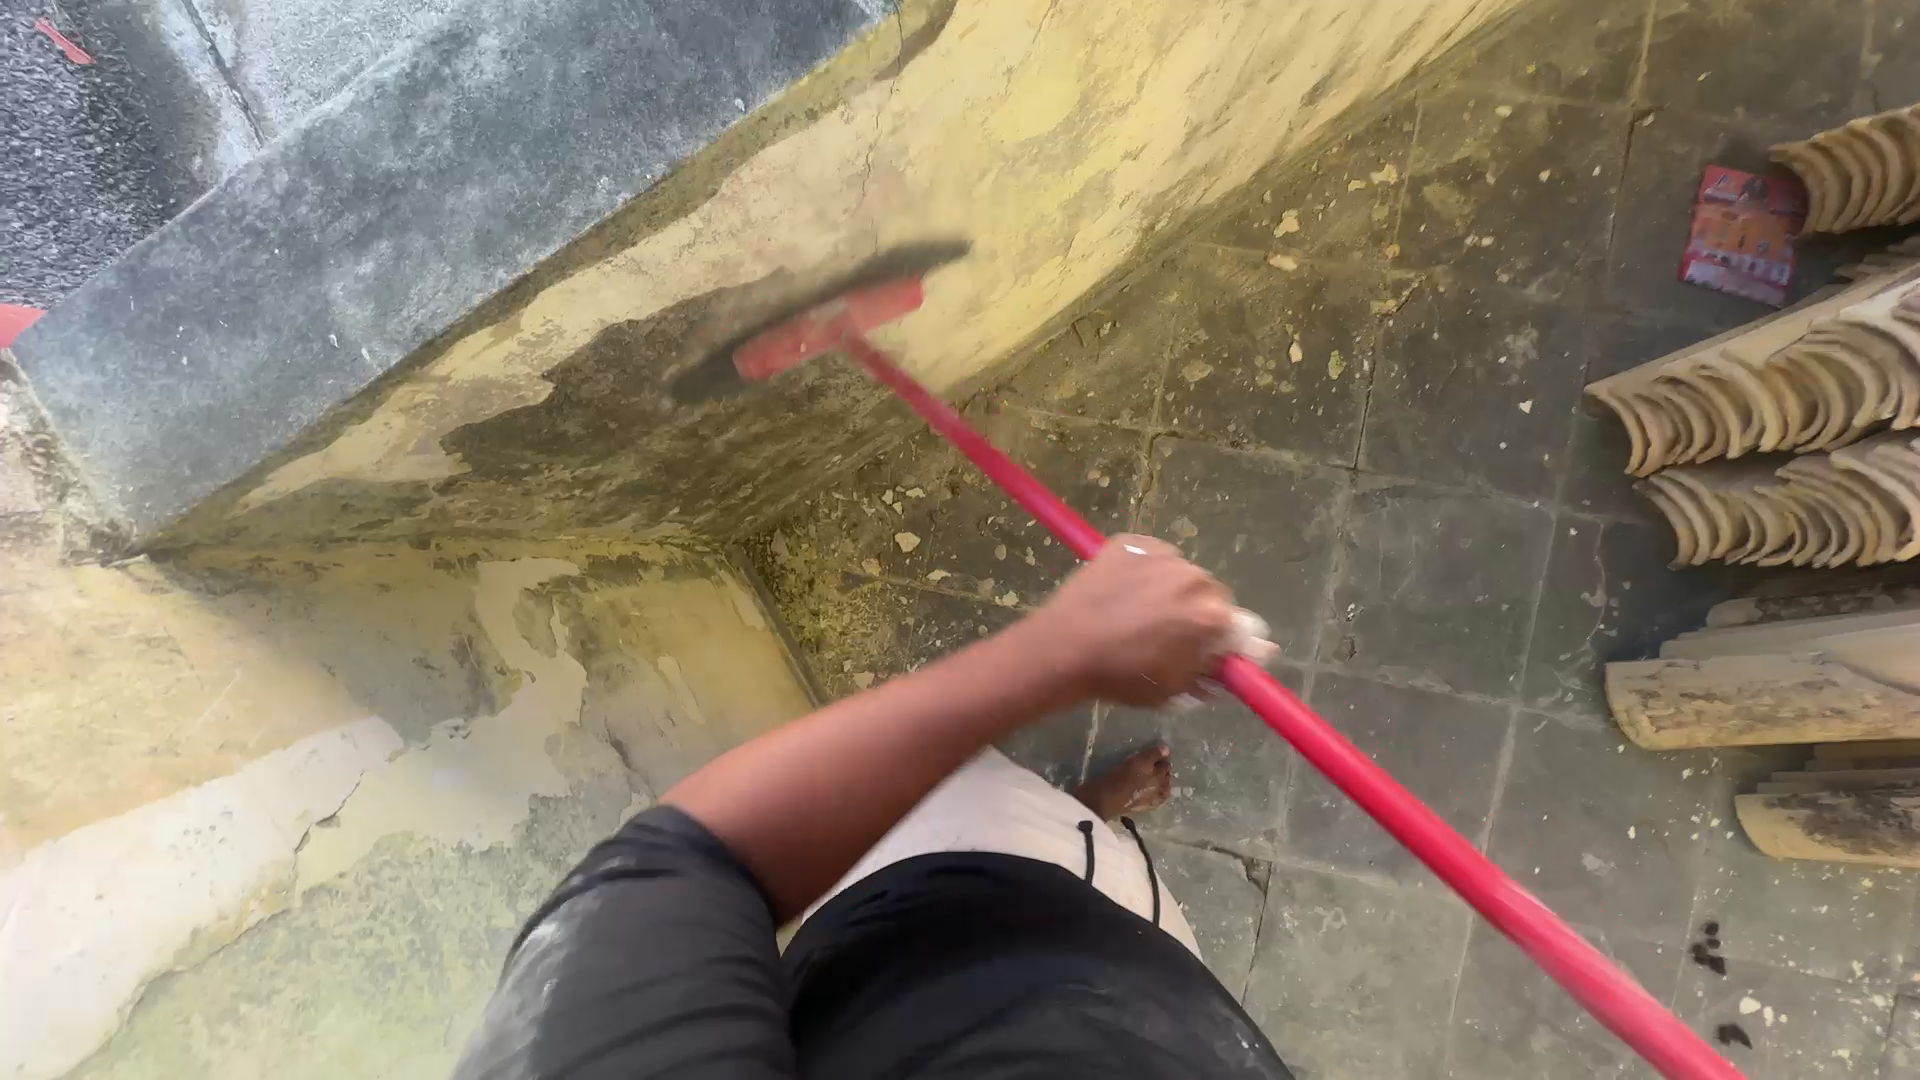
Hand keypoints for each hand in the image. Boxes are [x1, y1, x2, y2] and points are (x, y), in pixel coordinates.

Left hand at [1025, 534, 1235, 705]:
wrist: (1063, 648)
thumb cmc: (1120, 676)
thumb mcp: (1176, 689)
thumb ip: (1215, 670)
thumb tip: (1251, 656)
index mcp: (1211, 617)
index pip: (1244, 626)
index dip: (1230, 640)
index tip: (1216, 648)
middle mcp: (1194, 578)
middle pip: (1212, 596)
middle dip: (1198, 613)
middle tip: (1169, 633)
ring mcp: (1160, 555)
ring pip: (1180, 573)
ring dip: (1170, 589)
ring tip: (1138, 611)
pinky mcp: (1130, 542)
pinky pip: (1151, 555)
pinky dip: (1144, 570)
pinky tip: (1122, 590)